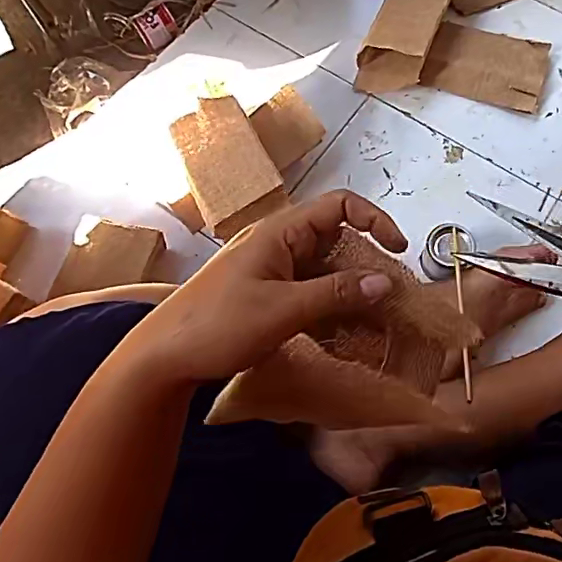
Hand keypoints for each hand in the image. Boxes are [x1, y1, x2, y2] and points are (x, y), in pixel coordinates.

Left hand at [107, 191, 407, 386]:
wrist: (163, 356)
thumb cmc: (217, 325)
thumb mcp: (283, 310)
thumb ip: (335, 294)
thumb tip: (384, 281)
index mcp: (279, 232)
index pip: (338, 206)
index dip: (374, 220)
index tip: (398, 250)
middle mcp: (277, 243)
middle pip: (334, 239)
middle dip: (366, 264)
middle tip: (390, 297)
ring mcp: (270, 269)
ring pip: (323, 269)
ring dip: (349, 290)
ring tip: (374, 321)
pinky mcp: (265, 293)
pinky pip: (307, 291)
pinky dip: (329, 306)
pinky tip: (344, 333)